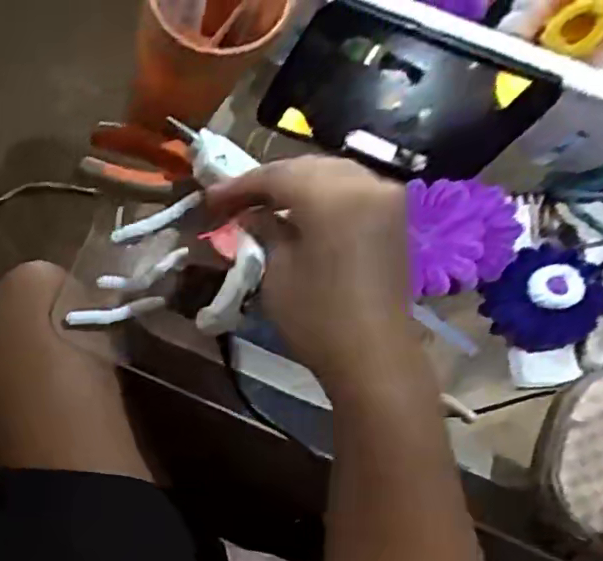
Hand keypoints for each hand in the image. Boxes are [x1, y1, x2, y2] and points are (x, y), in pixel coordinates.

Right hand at [205, 157, 419, 394]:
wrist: (371, 352)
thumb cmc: (315, 318)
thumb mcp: (276, 274)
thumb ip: (263, 233)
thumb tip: (250, 216)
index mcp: (332, 196)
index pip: (277, 175)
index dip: (239, 185)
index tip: (209, 199)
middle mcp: (364, 182)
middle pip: (307, 167)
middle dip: (268, 182)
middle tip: (233, 201)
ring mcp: (385, 196)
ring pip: (331, 174)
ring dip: (295, 186)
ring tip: (262, 206)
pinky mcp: (393, 215)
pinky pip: (350, 189)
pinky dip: (320, 195)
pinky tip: (298, 214)